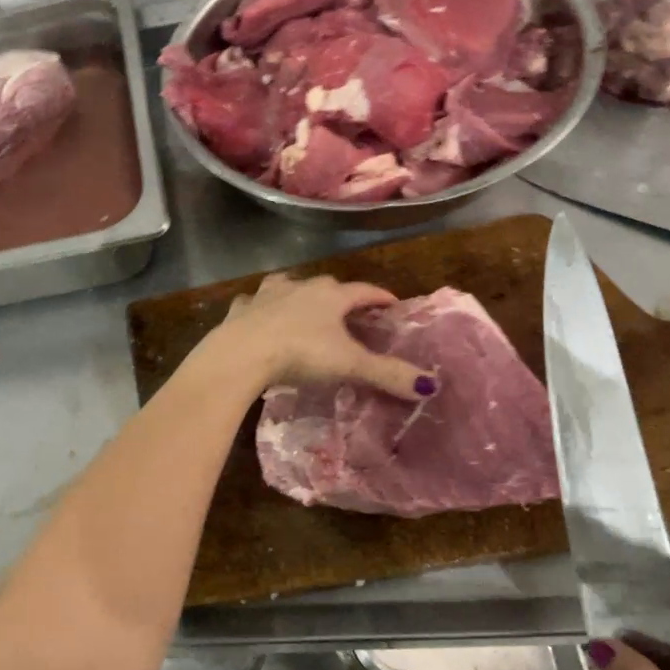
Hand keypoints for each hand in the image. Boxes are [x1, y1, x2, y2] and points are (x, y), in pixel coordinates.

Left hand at [202, 274, 430, 398]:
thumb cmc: (300, 354)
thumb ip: (387, 374)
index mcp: (330, 295)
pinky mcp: (240, 309)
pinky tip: (258, 316)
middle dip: (339, 295)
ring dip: (297, 294)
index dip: (379, 297)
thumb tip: (429, 385)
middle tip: (348, 310)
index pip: (363, 291)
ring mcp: (265, 295)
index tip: (392, 303)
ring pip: (286, 286)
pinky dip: (259, 308)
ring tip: (303, 306)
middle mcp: (298, 287)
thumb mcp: (349, 365)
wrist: (241, 353)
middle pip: (325, 285)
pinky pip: (252, 303)